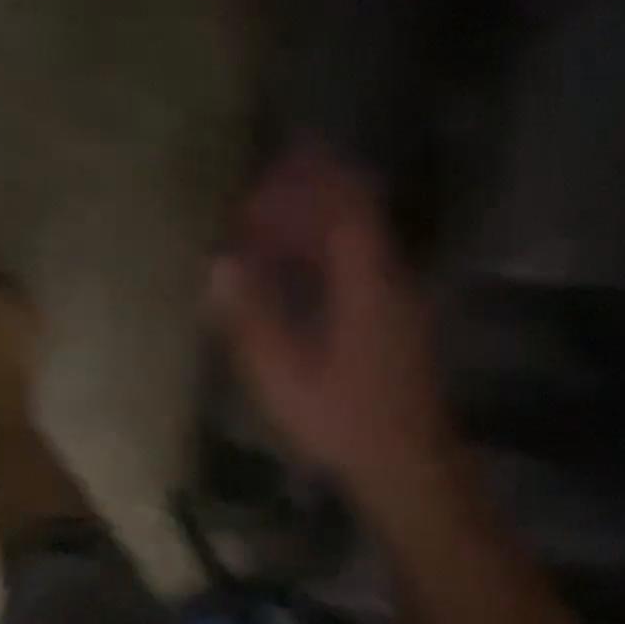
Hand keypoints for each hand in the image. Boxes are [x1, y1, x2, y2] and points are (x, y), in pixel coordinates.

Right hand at [210, 146, 453, 496]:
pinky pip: (349, 271)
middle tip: (249, 193)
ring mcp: (392, 305)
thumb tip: (217, 264)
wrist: (407, 467)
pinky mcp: (387, 326)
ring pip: (350, 246)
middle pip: (350, 221)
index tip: (277, 156)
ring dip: (306, 229)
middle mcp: (388, 283)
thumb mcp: (281, 371)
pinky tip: (280, 272)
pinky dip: (314, 259)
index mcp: (368, 286)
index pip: (345, 210)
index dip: (312, 180)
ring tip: (255, 227)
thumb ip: (250, 315)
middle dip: (304, 199)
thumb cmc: (341, 420)